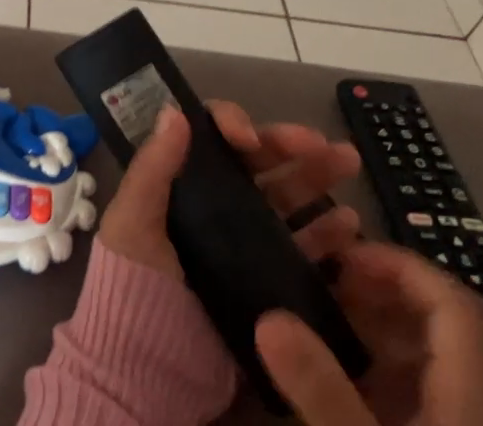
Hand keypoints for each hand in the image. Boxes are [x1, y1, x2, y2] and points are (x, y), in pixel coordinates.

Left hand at [95, 101, 362, 279]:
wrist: (149, 372)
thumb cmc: (134, 290)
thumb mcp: (131, 225)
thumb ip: (152, 170)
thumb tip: (174, 110)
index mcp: (177, 189)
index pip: (208, 142)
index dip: (230, 127)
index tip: (250, 139)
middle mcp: (211, 210)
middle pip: (256, 165)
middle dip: (291, 146)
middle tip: (328, 145)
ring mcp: (242, 247)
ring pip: (286, 200)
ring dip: (317, 179)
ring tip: (349, 166)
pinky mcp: (268, 285)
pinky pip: (303, 250)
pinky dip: (329, 234)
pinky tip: (350, 225)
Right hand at [256, 243, 482, 425]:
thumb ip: (320, 389)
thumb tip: (269, 317)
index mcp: (472, 399)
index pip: (454, 306)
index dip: (402, 267)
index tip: (343, 257)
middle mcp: (477, 407)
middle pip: (445, 325)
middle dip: (382, 292)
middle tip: (322, 283)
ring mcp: (461, 425)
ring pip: (431, 356)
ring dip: (377, 325)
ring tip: (320, 315)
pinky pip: (417, 389)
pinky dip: (375, 364)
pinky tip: (334, 370)